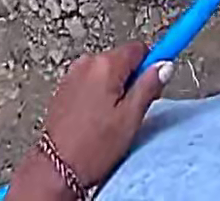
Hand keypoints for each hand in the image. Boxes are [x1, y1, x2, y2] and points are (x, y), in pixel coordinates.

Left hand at [7, 42, 170, 199]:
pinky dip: (96, 93)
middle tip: (129, 110)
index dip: (150, 65)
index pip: (139, 48)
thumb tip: (165, 65)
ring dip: (112, 87)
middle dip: (130, 80)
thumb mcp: (130, 118)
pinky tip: (94, 118)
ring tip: (109, 119)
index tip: (156, 76)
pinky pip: (90, 80)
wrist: (55, 170)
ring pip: (106, 71)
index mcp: (106, 65)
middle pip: (122, 59)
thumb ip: (149, 86)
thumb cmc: (91, 148)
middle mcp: (88, 62)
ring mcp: (74, 73)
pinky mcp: (64, 85)